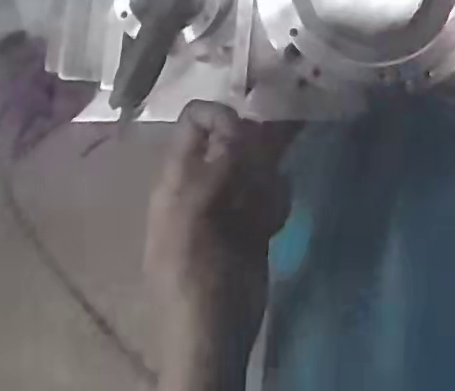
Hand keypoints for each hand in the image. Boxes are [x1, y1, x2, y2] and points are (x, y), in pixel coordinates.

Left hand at [145, 101, 292, 390]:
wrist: (213, 339)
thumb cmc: (193, 278)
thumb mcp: (192, 219)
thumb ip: (213, 170)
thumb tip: (236, 129)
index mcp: (178, 177)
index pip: (194, 121)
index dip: (219, 116)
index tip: (245, 133)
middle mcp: (204, 180)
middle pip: (232, 137)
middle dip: (254, 147)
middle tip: (263, 171)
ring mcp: (230, 200)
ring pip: (258, 162)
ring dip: (267, 179)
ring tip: (264, 207)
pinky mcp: (254, 220)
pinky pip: (272, 191)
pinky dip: (276, 202)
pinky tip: (271, 224)